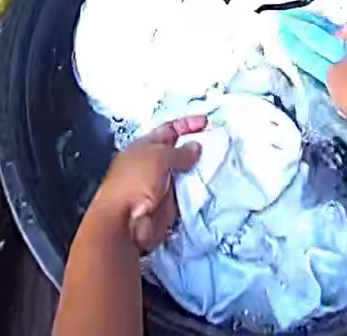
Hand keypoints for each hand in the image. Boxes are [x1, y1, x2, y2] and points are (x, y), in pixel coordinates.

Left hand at [89, 115, 206, 253]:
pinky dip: (200, 190)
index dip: (187, 124)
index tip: (206, 122)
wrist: (124, 224)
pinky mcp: (170, 205)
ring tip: (222, 163)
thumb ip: (179, 152)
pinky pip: (189, 193)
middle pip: (181, 151)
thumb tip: (196, 146)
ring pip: (187, 172)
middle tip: (219, 144)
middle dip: (198, 147)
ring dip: (201, 169)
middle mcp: (155, 163)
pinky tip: (214, 184)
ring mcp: (163, 184)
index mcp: (147, 145)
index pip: (170, 129)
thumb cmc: (135, 181)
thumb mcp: (157, 158)